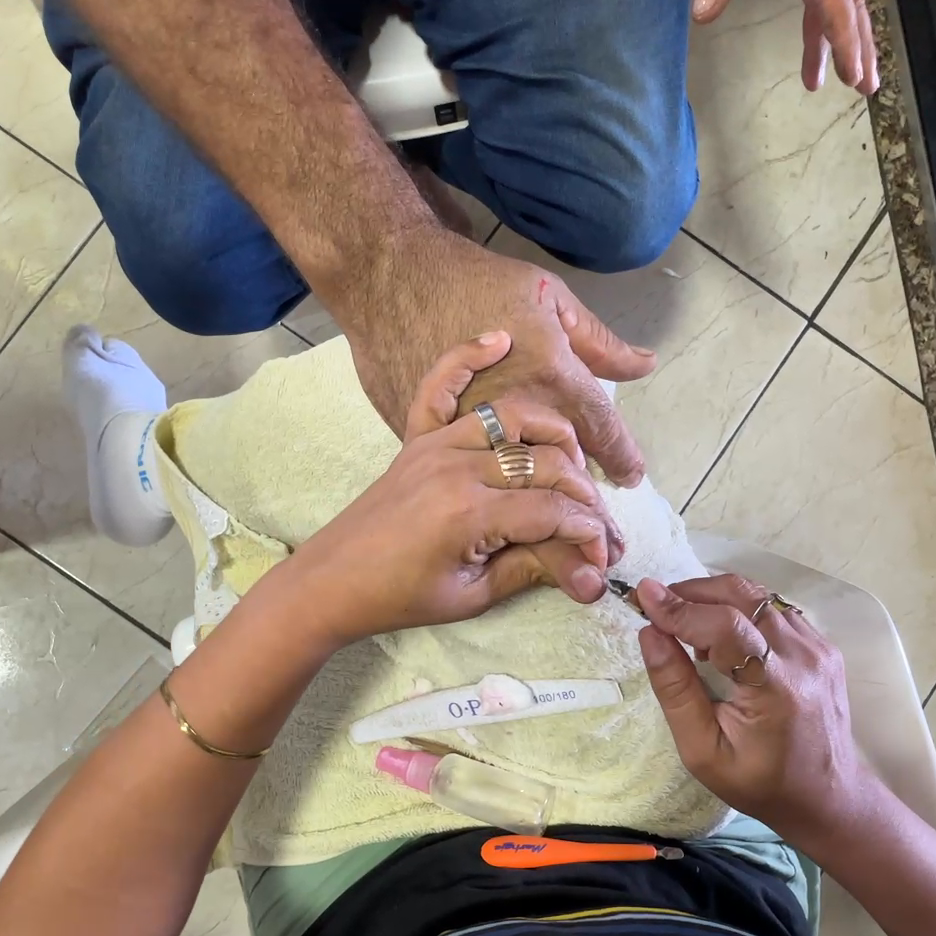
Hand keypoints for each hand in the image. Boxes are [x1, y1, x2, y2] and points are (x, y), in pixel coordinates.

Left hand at [279, 334, 613, 645]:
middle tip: (598, 526)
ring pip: (512, 417)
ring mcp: (436, 444)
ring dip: (553, 430)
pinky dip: (468, 356)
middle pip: (545, 463)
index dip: (589, 534)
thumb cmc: (400, 597)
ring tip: (576, 458)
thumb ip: (534, 572)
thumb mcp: (471, 595)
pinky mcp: (418, 437)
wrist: (331, 580)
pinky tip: (499, 339)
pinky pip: (441, 385)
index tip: (604, 556)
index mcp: (470, 512)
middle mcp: (458, 466)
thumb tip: (594, 580)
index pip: (554, 511)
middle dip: (584, 497)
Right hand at [341, 226, 656, 488]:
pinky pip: (467, 474)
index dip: (624, 460)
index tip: (630, 477)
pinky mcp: (427, 443)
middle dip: (583, 486)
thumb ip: (598, 341)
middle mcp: (514, 415)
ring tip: (550, 496)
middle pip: (565, 469)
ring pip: (518, 483)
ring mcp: (468, 434)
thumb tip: (645, 365)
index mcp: (552, 378)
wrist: (389, 278)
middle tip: (589, 492)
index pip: (604, 434)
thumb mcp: (548, 296)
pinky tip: (492, 482)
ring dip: (540, 495)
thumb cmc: (474, 278)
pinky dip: (486, 479)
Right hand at [635, 574, 870, 838]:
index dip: (680, 608)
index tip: (644, 596)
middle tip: (659, 605)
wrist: (828, 796)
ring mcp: (817, 645)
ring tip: (687, 622)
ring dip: (715, 597)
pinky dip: (739, 610)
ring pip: (757, 596)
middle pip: (742, 595)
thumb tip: (650, 635)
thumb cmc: (761, 782)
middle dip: (693, 591)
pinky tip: (723, 637)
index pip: (725, 626)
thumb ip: (676, 691)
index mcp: (774, 688)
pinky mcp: (821, 644)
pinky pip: (772, 609)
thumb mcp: (703, 752)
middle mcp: (802, 656)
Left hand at [692, 0, 880, 94]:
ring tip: (831, 77)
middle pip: (850, 5)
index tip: (851, 78)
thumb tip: (699, 15)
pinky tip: (820, 36)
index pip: (836, 8)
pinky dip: (827, 14)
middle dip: (855, 47)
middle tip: (863, 87)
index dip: (845, 44)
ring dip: (838, 38)